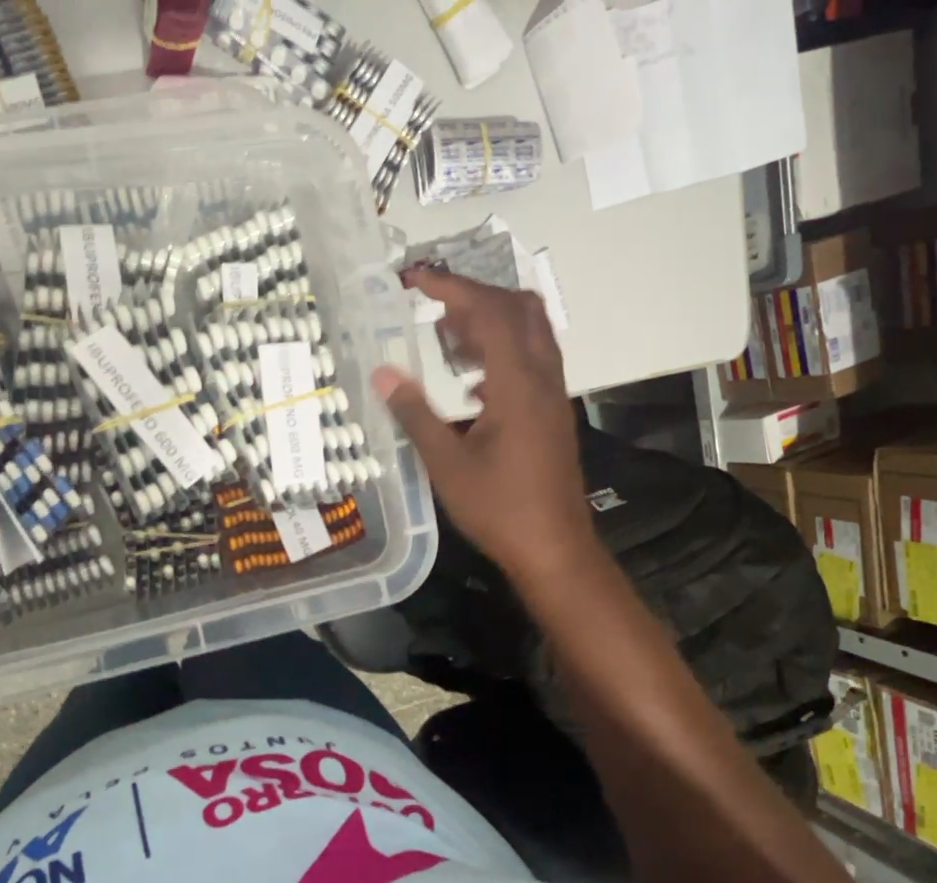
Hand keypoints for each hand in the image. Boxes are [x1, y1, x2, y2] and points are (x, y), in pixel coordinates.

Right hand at [372, 270, 600, 583]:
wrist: (554, 548)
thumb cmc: (499, 510)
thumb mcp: (447, 465)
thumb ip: (415, 414)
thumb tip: (382, 373)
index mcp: (518, 385)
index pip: (489, 313)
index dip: (451, 288)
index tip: (414, 280)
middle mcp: (543, 379)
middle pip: (519, 310)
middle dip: (473, 297)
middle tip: (430, 308)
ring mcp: (553, 396)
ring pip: (530, 334)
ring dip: (490, 324)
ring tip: (443, 340)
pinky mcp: (553, 414)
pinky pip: (532, 362)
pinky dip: (501, 353)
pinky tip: (469, 384)